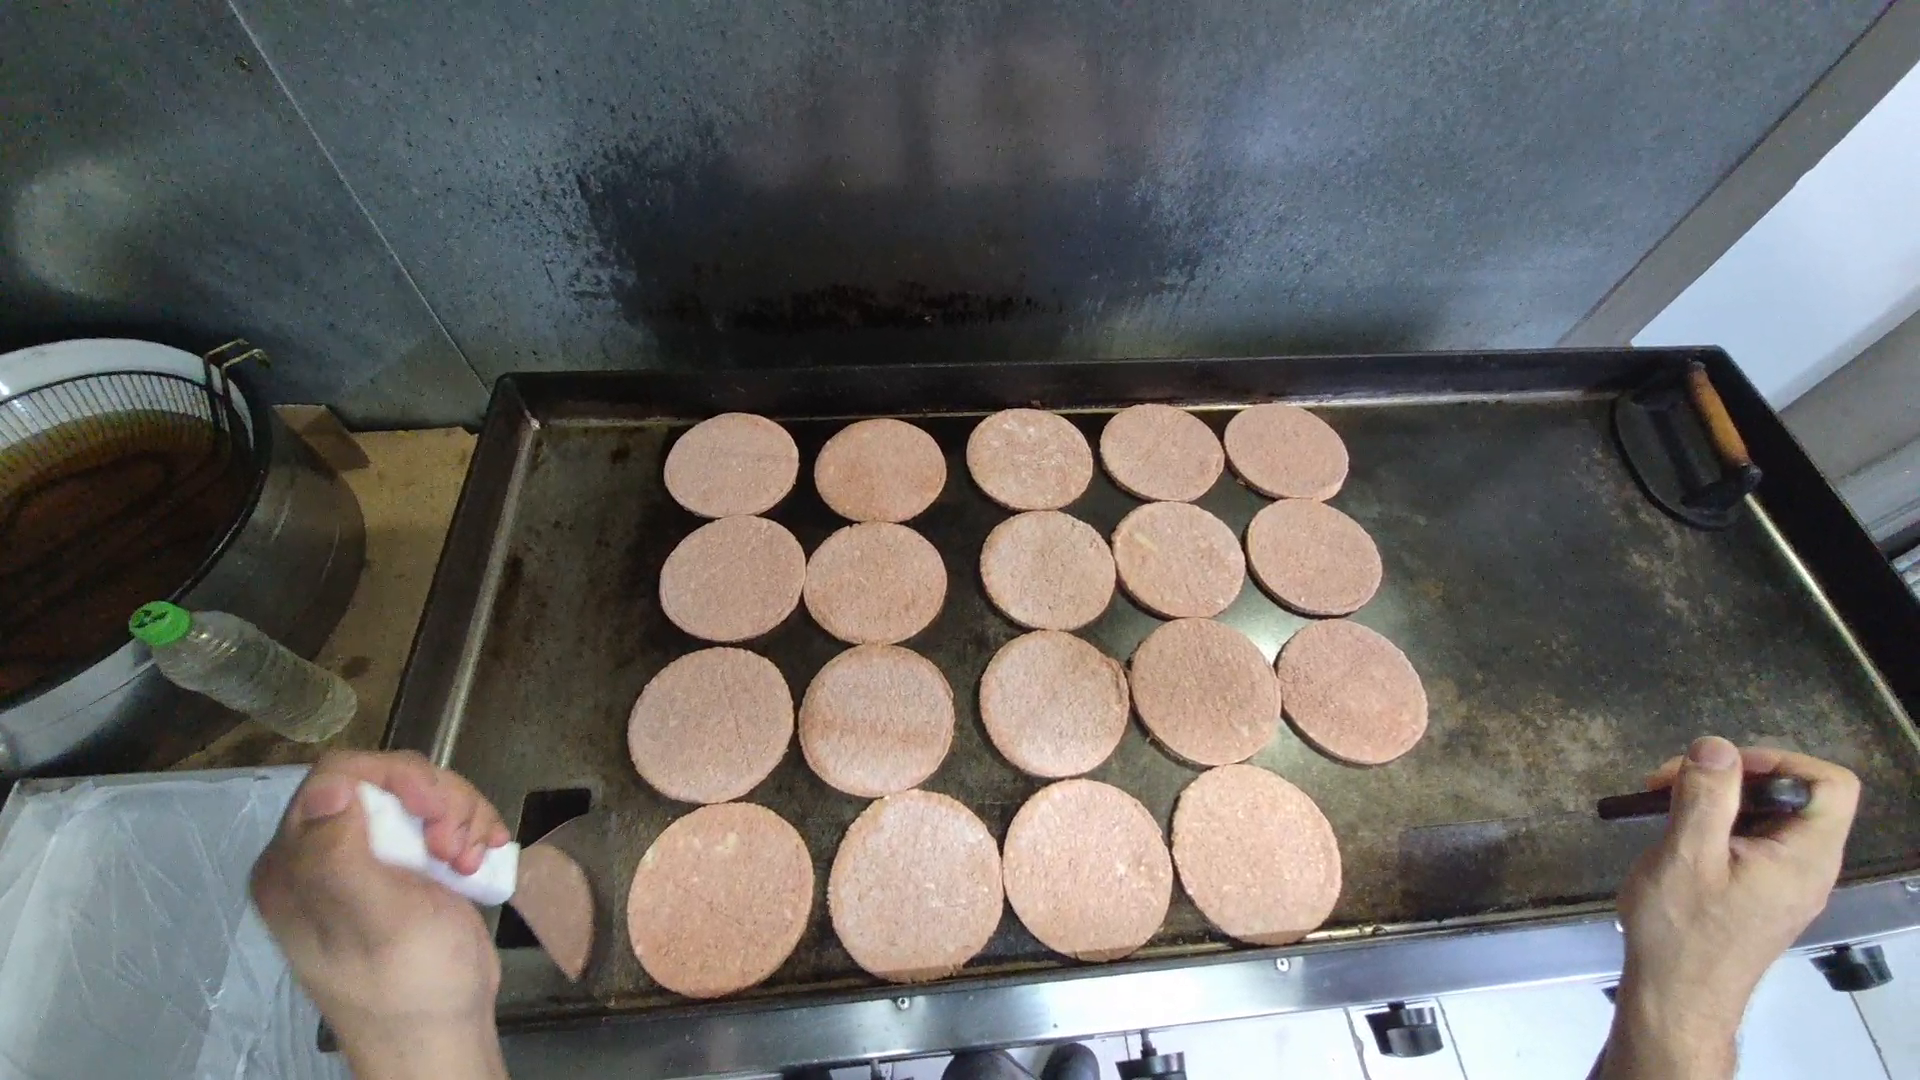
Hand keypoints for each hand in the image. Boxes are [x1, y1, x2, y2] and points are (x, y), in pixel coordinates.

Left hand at [251, 751, 513, 1079]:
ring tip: (470, 862)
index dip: (396, 777)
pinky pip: (448, 816)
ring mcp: (371, 859)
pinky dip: (475, 828)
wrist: (444, 1032)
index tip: (435, 810)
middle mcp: (326, 853)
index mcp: (296, 865)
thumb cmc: (408, 982)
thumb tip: (326, 786)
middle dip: (439, 801)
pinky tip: (480, 861)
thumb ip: (340, 857)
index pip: (339, 775)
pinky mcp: (410, 866)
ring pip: (426, 793)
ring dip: (463, 817)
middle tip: (455, 846)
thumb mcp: (377, 921)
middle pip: (390, 778)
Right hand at [1597, 737, 1859, 1079]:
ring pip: (1763, 812)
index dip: (1775, 760)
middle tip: (1664, 783)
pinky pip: (1747, 836)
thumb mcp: (1685, 855)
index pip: (1829, 784)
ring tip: (1658, 804)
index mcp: (1804, 856)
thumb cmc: (1682, 925)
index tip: (1713, 767)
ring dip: (1711, 796)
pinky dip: (1709, 820)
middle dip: (1726, 775)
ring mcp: (1783, 878)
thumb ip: (1705, 799)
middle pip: (1790, 793)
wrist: (1677, 990)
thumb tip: (1715, 745)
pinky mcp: (1757, 886)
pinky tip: (1672, 832)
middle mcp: (1806, 864)